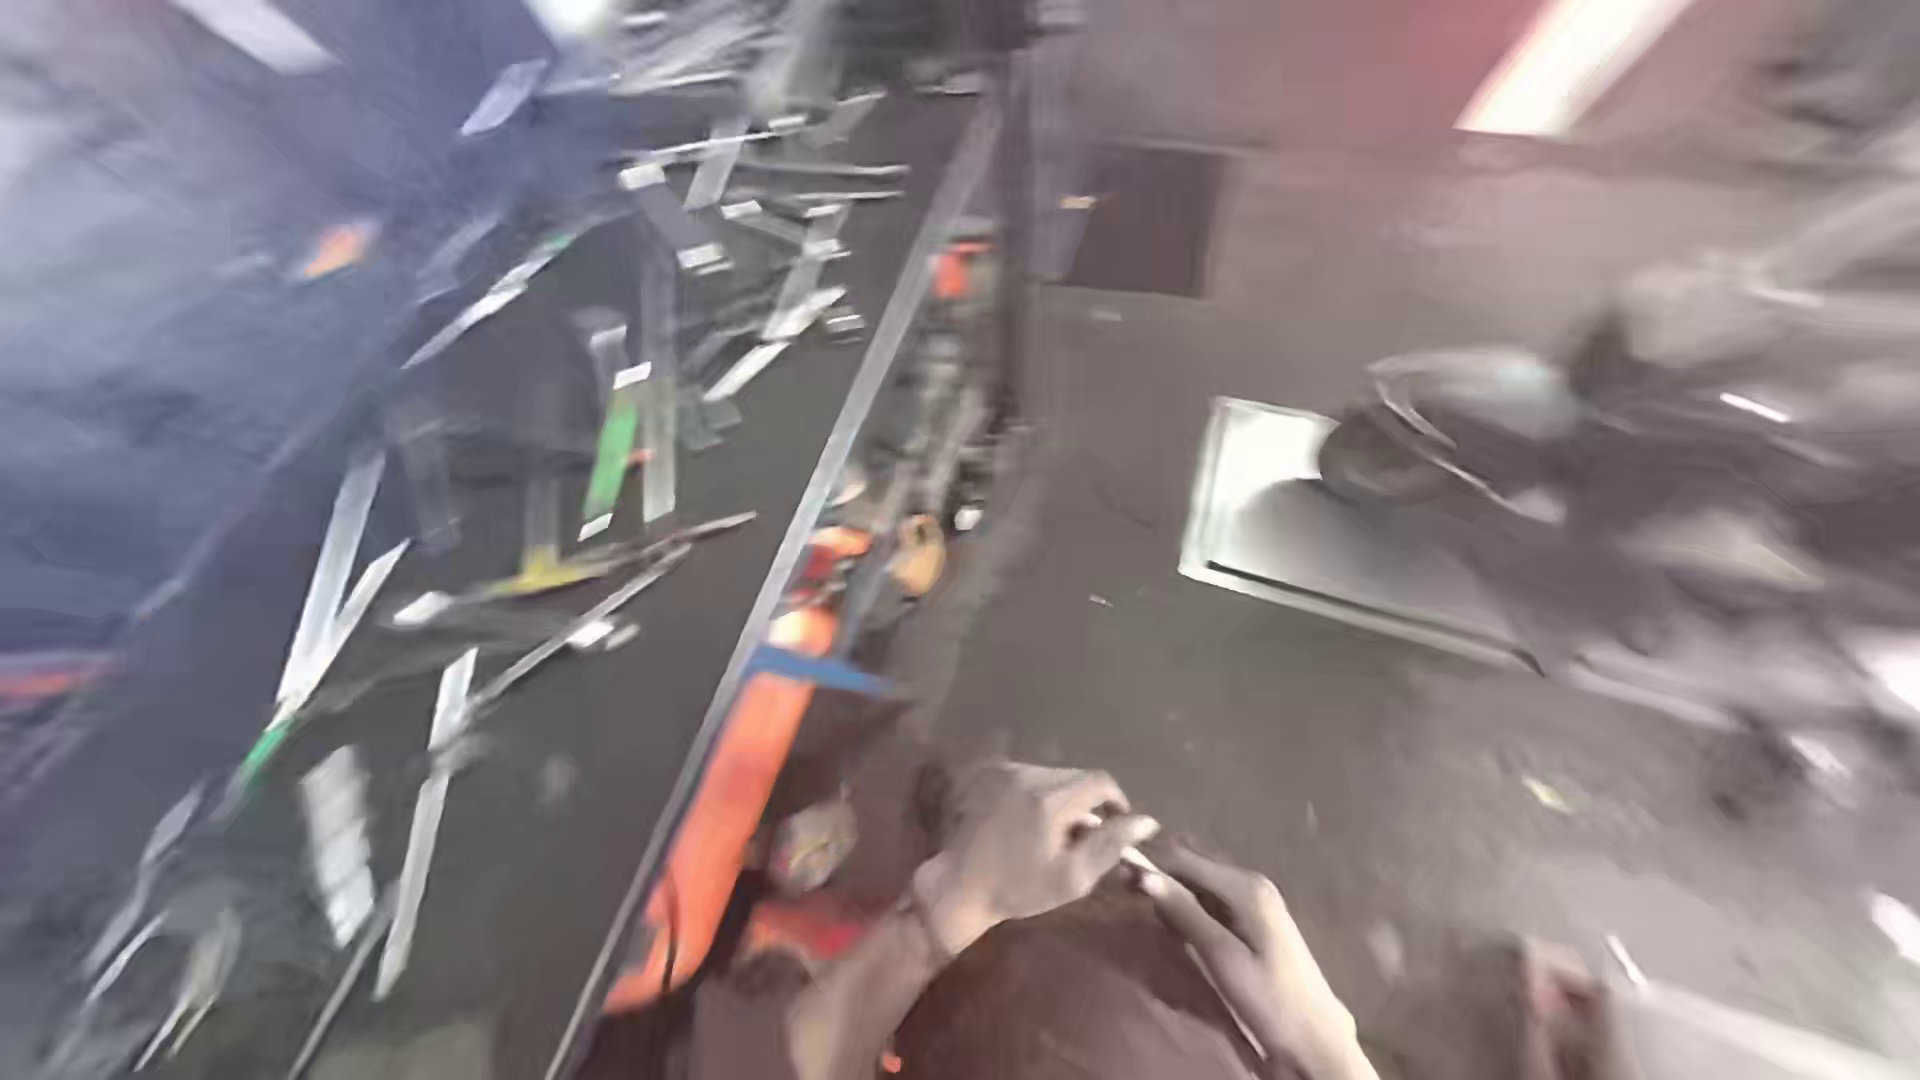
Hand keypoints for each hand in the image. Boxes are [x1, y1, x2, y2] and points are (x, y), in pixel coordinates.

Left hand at [911, 762, 1158, 954]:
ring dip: (1066, 796)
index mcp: (1050, 798)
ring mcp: (1008, 770)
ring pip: (1055, 774)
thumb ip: (1110, 845)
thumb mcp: (1072, 877)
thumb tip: (1146, 821)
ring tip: (1058, 831)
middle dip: (1090, 800)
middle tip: (1086, 835)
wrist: (961, 883)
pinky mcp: (993, 772)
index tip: (1118, 824)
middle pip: (1077, 775)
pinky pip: (1032, 775)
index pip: (1100, 781)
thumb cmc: (1018, 887)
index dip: (1117, 800)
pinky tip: (1033, 821)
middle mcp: (1029, 774)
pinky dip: (1043, 792)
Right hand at [1141, 846, 1375, 1079]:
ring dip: (1173, 885)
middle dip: (1161, 870)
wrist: (1319, 1044)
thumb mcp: (1222, 958)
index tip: (1119, 868)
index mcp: (1246, 885)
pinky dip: (1190, 899)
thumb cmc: (1271, 1001)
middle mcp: (1250, 880)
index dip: (1151, 860)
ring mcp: (1255, 896)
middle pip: (1193, 861)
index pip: (1185, 857)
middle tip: (1129, 887)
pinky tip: (1177, 918)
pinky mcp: (1255, 914)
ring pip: (1200, 876)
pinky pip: (1212, 893)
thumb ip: (1184, 912)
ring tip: (1149, 904)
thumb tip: (1144, 874)